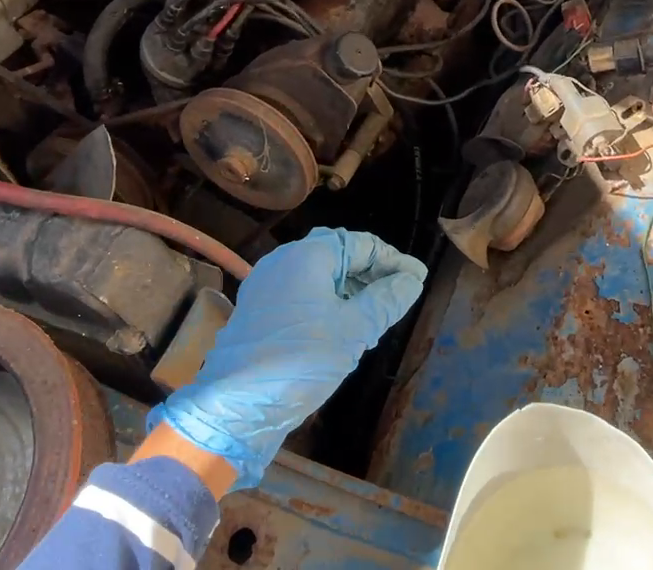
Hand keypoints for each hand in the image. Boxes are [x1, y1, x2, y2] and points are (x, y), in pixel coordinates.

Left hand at [157, 228, 426, 489]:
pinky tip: (343, 328)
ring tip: (376, 316)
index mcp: (307, 256)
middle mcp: (283, 261)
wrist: (234, 409)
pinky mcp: (258, 311)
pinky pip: (302, 294)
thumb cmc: (300, 361)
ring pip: (319, 276)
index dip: (392, 260)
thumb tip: (412, 280)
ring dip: (350, 290)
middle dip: (371, 273)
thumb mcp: (353, 331)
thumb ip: (385, 300)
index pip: (360, 244)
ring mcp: (266, 286)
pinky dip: (328, 303)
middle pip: (337, 255)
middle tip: (398, 296)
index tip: (417, 279)